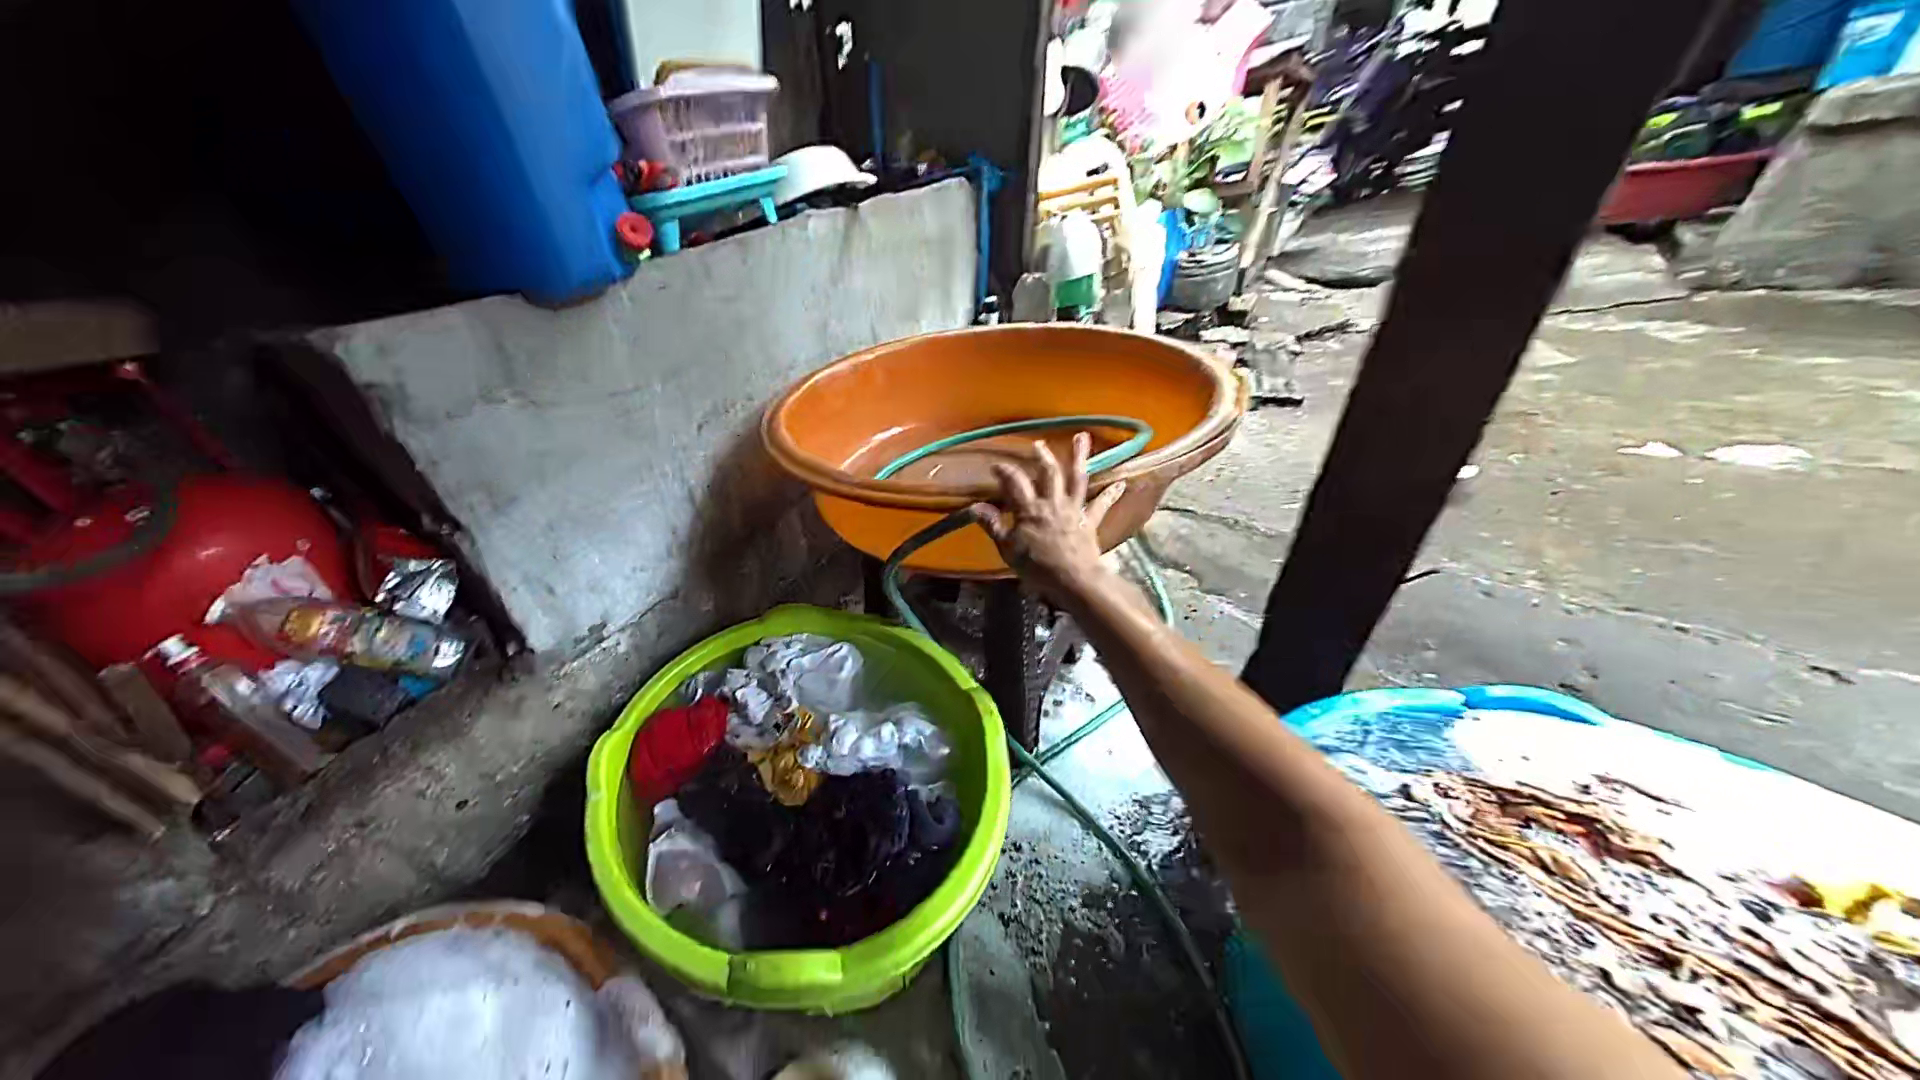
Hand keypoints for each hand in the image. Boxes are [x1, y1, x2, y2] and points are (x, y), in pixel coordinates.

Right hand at [969, 432, 1127, 607]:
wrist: (1073, 579)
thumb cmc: (1037, 566)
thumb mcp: (1008, 549)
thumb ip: (992, 526)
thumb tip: (975, 507)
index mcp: (1030, 509)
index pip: (1014, 482)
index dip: (1004, 471)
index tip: (996, 465)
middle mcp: (1053, 502)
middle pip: (1048, 473)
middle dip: (1043, 457)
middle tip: (1039, 444)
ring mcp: (1073, 509)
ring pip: (1077, 478)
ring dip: (1079, 457)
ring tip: (1083, 438)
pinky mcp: (1089, 521)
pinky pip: (1101, 505)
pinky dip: (1111, 494)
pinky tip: (1121, 483)